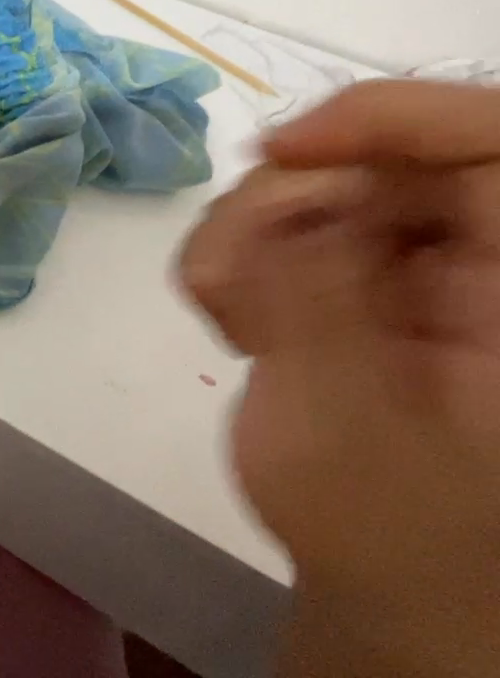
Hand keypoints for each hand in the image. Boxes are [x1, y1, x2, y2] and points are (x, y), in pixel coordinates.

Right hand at [179, 80, 499, 675]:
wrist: (393, 588)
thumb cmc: (395, 528)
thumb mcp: (349, 415)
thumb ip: (318, 294)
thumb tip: (283, 181)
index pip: (495, 141)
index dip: (389, 118)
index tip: (280, 153)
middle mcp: (487, 263)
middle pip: (375, 160)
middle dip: (278, 206)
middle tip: (233, 284)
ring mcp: (423, 271)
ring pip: (310, 187)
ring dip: (241, 240)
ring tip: (234, 321)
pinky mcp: (362, 283)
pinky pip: (276, 228)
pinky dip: (233, 262)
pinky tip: (240, 324)